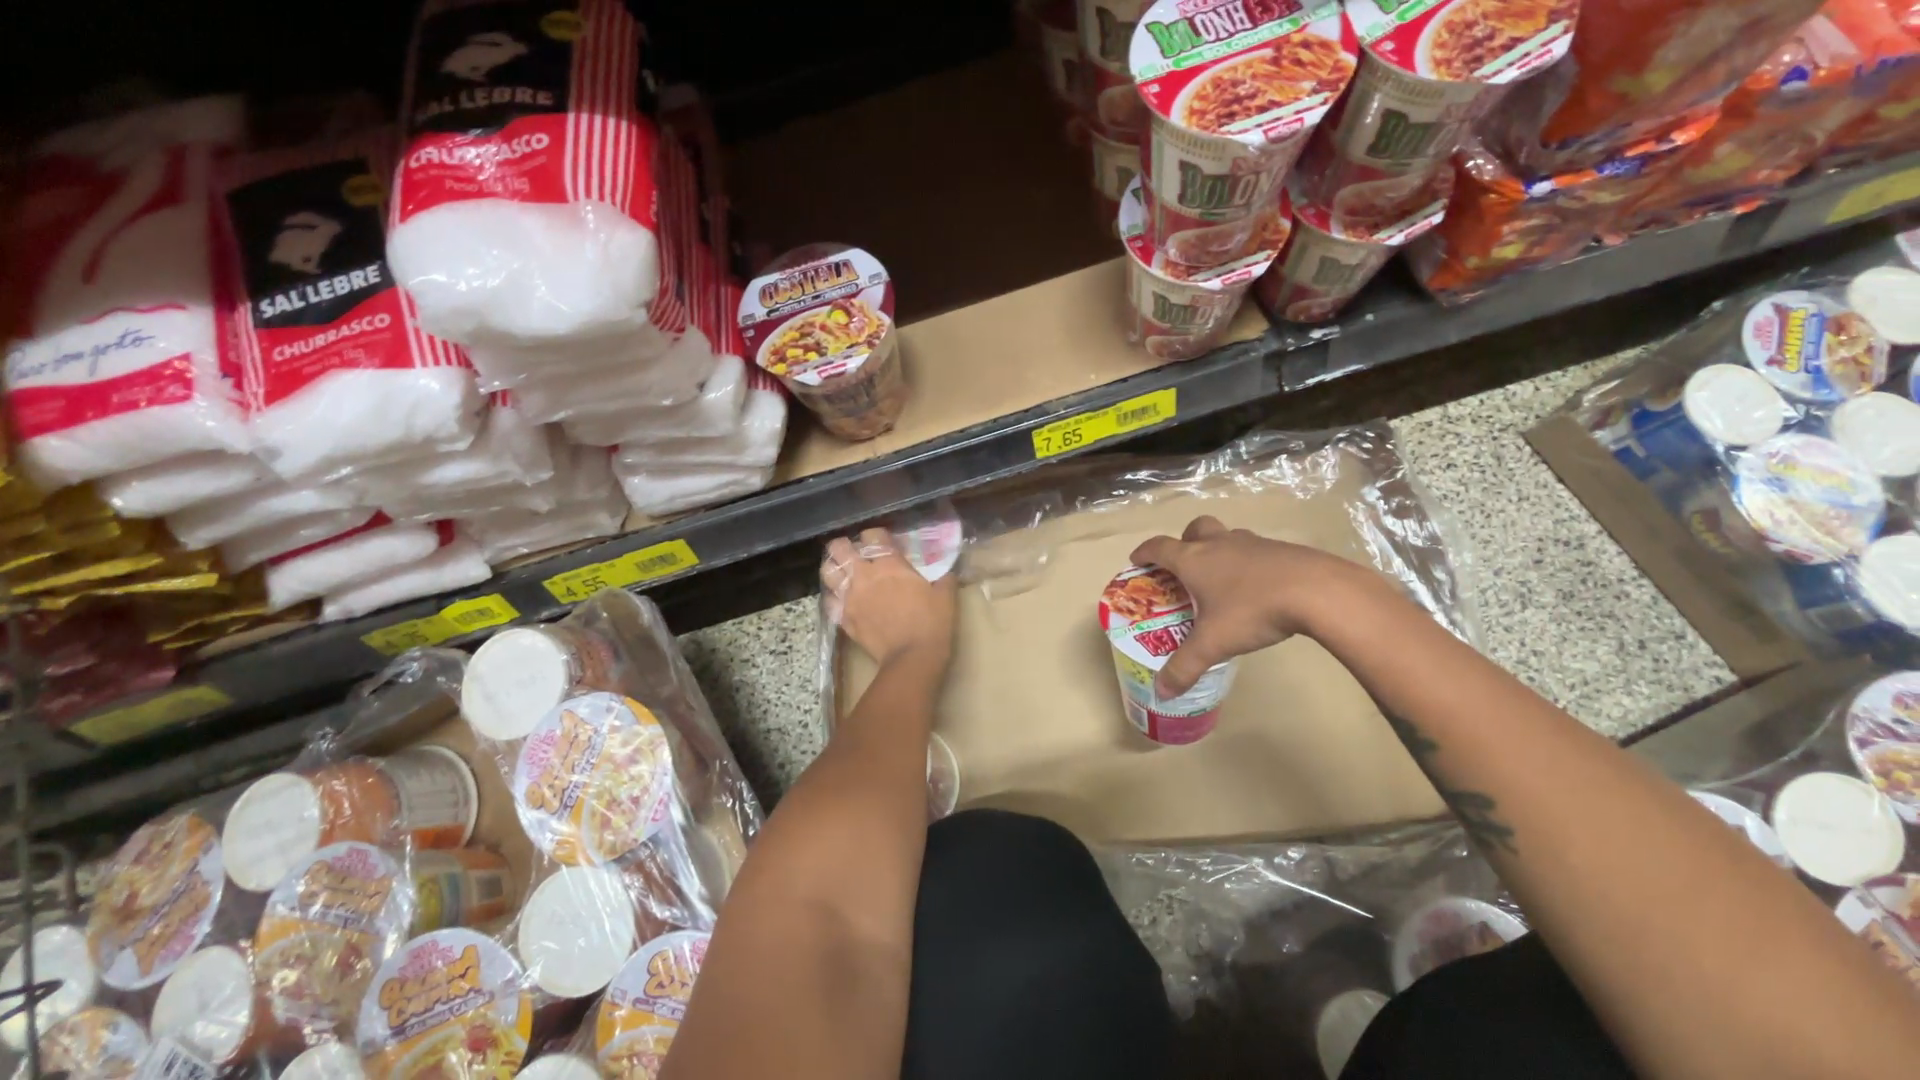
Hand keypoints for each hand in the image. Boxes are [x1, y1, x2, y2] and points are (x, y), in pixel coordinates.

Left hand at [822, 527, 957, 667]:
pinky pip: (829, 601)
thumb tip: (947, 573)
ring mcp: (850, 597)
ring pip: (827, 572)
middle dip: (843, 546)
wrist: (912, 658)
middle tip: (853, 553)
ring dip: (833, 568)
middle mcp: (864, 576)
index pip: (872, 535)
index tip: (882, 542)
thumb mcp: (945, 596)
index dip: (875, 535)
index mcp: (889, 565)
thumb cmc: (932, 624)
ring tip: (843, 572)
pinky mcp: (843, 618)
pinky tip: (842, 599)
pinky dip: (833, 597)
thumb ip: (944, 579)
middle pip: (839, 548)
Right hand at [1129, 515, 1367, 697]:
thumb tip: (1162, 691)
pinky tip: (1257, 588)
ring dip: (1218, 550)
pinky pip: (1256, 550)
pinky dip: (1248, 563)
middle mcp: (1220, 544)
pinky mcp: (1281, 550)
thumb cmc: (1252, 610)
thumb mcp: (1214, 644)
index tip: (1137, 560)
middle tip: (1183, 564)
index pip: (1159, 547)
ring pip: (1227, 536)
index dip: (1145, 553)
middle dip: (1184, 541)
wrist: (1316, 591)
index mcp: (1194, 559)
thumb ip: (1185, 667)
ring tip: (1221, 578)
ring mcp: (1253, 543)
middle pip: (1195, 528)